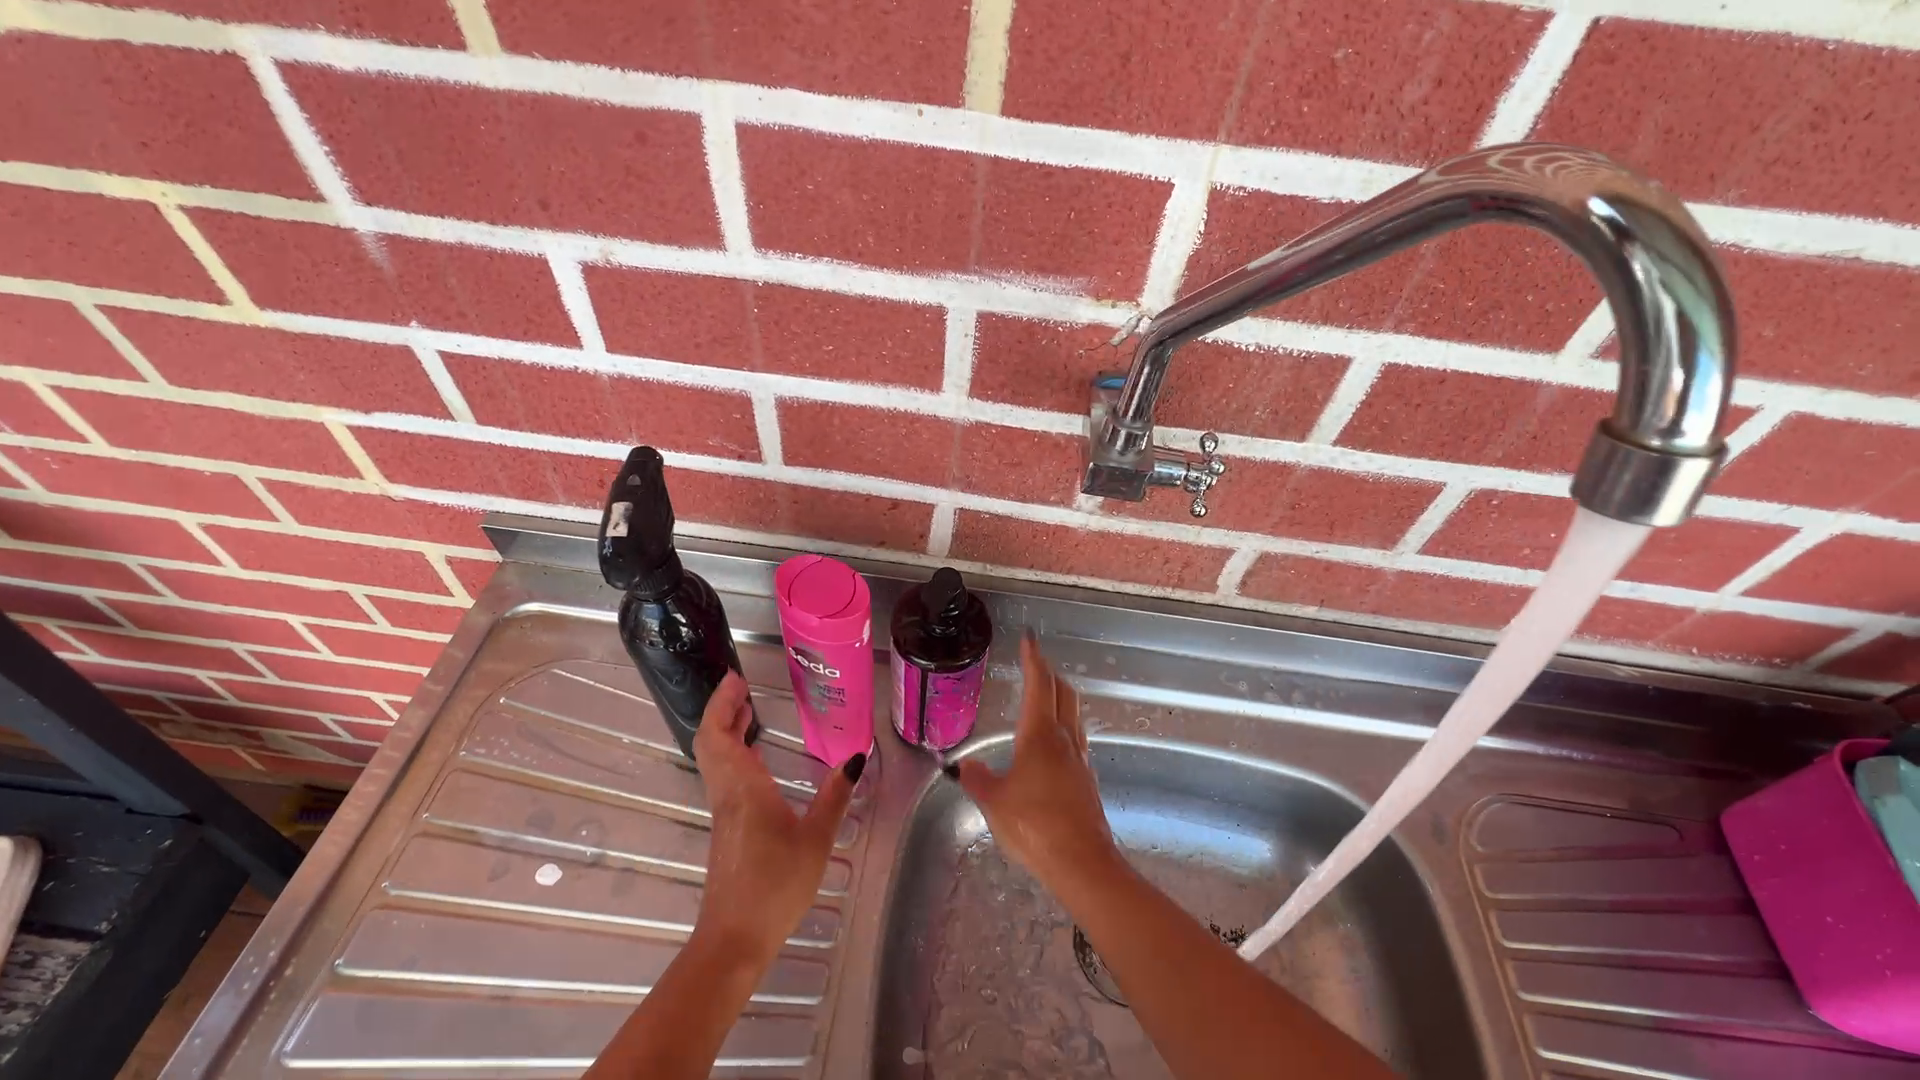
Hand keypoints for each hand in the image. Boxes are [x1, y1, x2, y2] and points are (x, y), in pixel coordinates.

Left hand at [690, 672, 862, 960]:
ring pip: (712, 759)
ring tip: (747, 712)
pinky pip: (721, 776)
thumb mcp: (816, 839)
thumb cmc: (776, 885)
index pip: (719, 734)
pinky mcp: (726, 829)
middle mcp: (727, 794)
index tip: (735, 678)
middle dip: (721, 710)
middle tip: (741, 687)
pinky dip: (731, 754)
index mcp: (744, 788)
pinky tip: (753, 759)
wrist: (735, 937)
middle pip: (709, 741)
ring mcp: (722, 813)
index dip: (722, 703)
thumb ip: (835, 796)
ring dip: (725, 731)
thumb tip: (855, 757)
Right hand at [952, 632, 1121, 893]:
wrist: (1081, 862)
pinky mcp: (1086, 783)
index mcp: (1040, 736)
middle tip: (1036, 666)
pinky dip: (1065, 729)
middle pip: (1064, 695)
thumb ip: (978, 779)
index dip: (1033, 661)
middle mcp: (1064, 741)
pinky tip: (1055, 746)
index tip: (1030, 642)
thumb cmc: (1033, 825)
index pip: (1039, 686)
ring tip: (1047, 699)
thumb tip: (967, 765)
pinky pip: (1076, 742)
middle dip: (1050, 676)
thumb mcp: (993, 801)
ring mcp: (1079, 762)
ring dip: (1061, 700)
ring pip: (1074, 717)